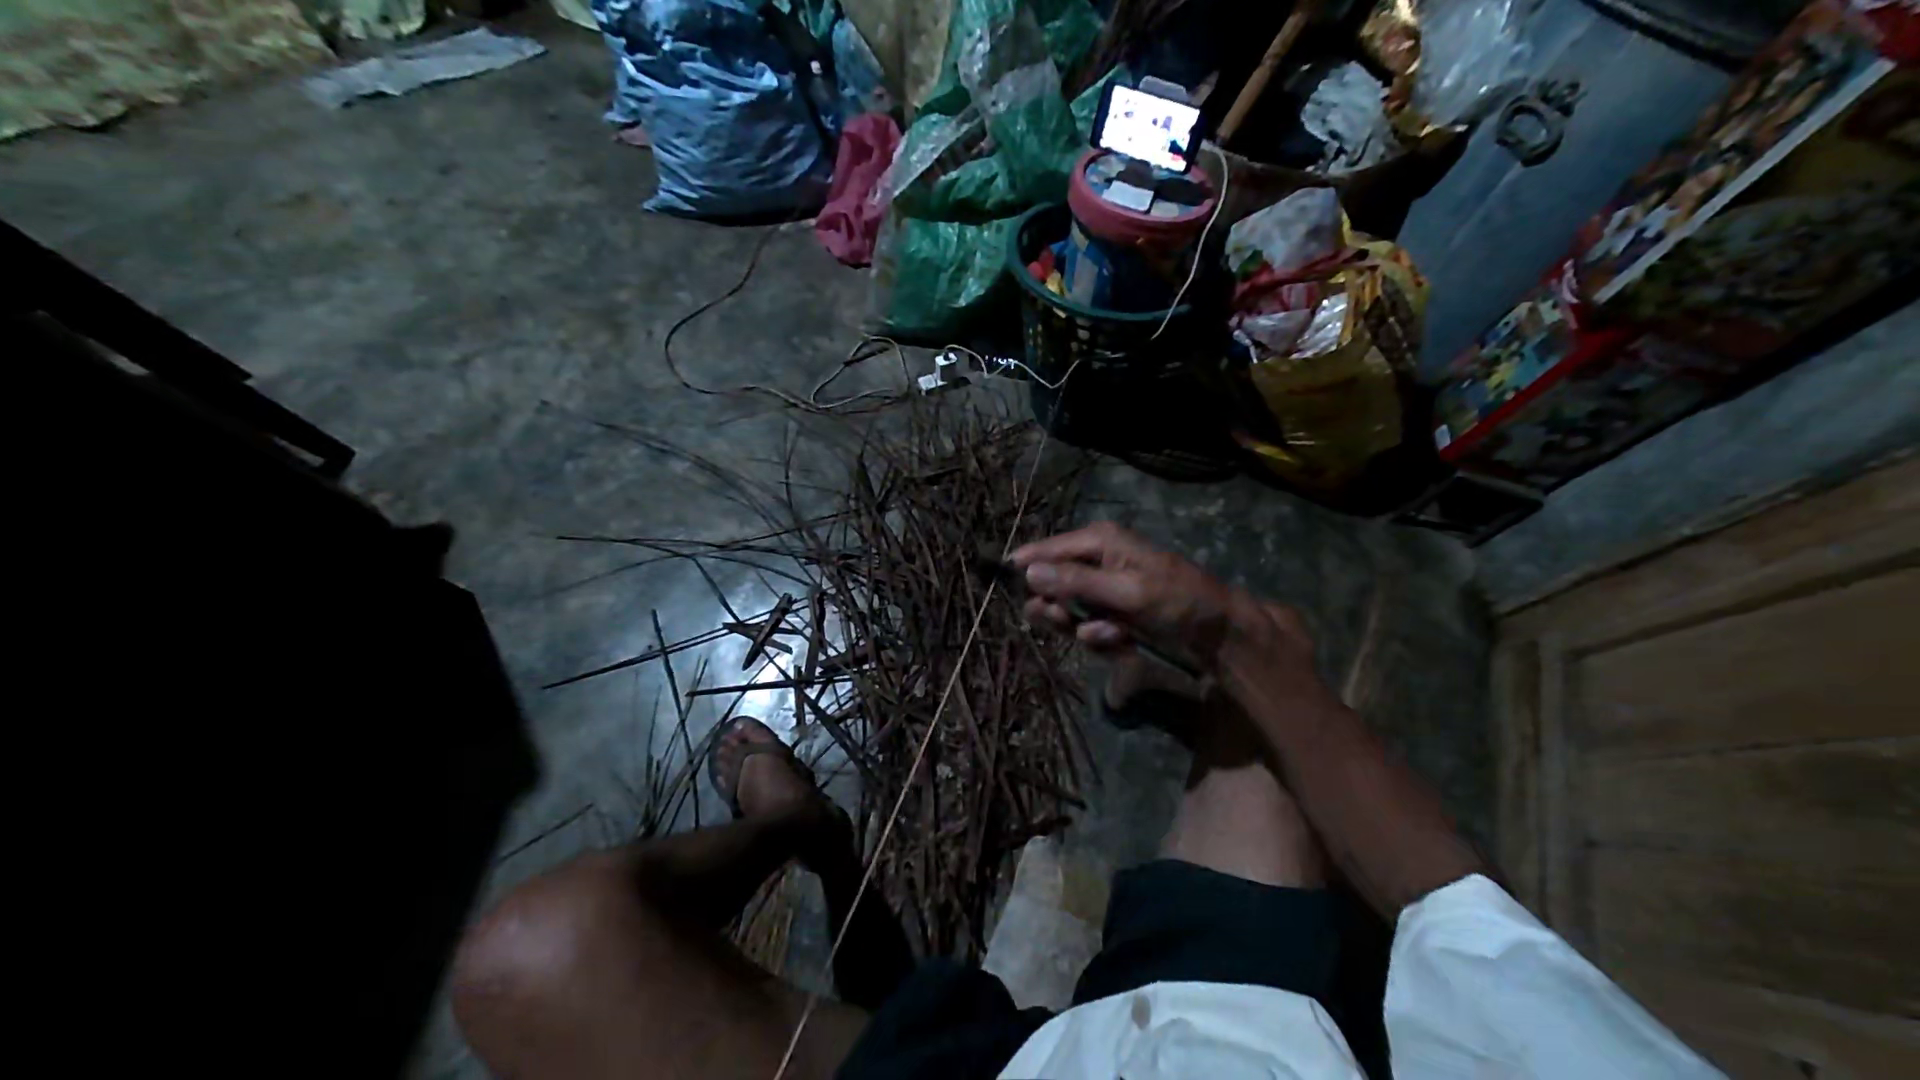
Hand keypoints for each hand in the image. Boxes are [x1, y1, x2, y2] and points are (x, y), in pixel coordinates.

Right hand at [1009, 522, 1312, 678]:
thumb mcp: (1126, 591)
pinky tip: (1122, 642)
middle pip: (1050, 583)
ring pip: (1066, 611)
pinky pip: (1086, 629)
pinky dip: (1100, 639)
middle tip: (1061, 621)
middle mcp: (1095, 562)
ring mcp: (1102, 592)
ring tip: (1108, 635)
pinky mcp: (1110, 617)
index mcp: (1099, 542)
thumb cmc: (1177, 599)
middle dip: (1056, 607)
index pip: (1047, 550)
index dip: (1024, 566)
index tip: (998, 580)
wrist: (1217, 633)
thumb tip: (1028, 572)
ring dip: (1081, 628)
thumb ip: (1076, 583)